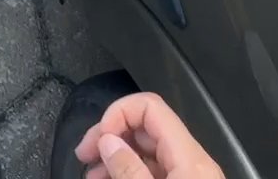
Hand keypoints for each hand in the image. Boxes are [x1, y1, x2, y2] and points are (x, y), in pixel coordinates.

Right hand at [75, 92, 224, 178]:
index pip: (149, 107)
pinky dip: (129, 172)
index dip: (118, 113)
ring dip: (115, 156)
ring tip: (91, 174)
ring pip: (147, 152)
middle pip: (145, 128)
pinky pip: (154, 172)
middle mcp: (193, 162)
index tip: (98, 139)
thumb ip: (130, 169)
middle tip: (84, 155)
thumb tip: (107, 139)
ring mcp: (190, 177)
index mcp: (190, 157)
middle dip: (110, 136)